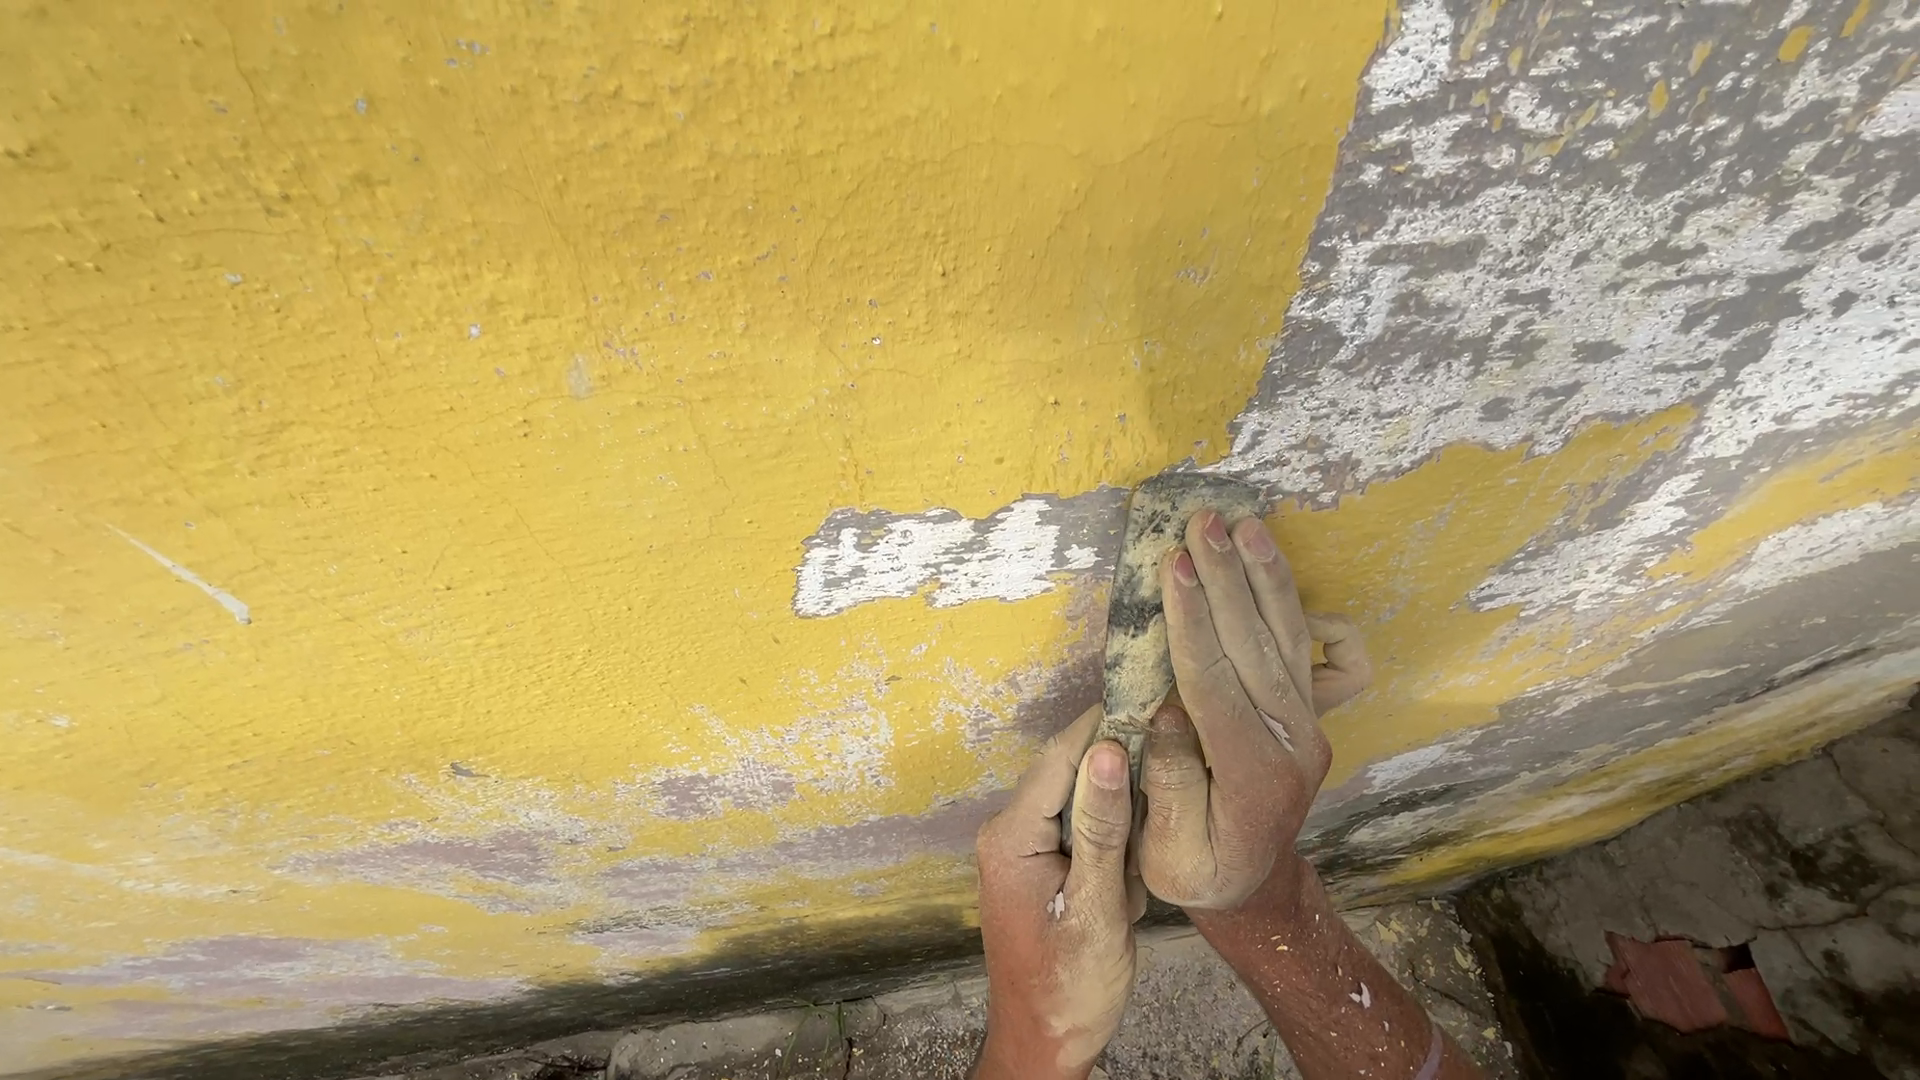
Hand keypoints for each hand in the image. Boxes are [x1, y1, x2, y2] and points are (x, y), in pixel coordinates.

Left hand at [974, 705, 1143, 1079]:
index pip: (1060, 755)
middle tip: (1164, 785)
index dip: (1104, 726)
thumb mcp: (1096, 909)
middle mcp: (1008, 828)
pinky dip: (1109, 843)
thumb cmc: (1069, 987)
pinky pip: (1078, 827)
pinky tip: (1124, 880)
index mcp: (1012, 833)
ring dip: (1116, 819)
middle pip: (1068, 772)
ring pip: (1079, 799)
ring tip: (1137, 860)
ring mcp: (1021, 843)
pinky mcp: (1036, 859)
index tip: (1153, 704)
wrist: (1043, 1044)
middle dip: (1116, 778)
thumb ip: (1102, 828)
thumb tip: (1108, 750)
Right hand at [1137, 509, 1370, 910]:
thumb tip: (1166, 709)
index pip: (1215, 681)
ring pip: (1288, 636)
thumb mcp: (1170, 853)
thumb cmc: (1200, 870)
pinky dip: (1299, 606)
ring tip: (1244, 525)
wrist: (1255, 885)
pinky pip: (1315, 651)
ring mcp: (1307, 723)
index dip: (1192, 621)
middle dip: (1226, 577)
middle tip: (1203, 521)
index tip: (1174, 566)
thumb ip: (1172, 782)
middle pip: (1256, 643)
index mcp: (1253, 775)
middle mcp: (1292, 740)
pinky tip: (1273, 571)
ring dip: (1264, 576)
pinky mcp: (1308, 712)